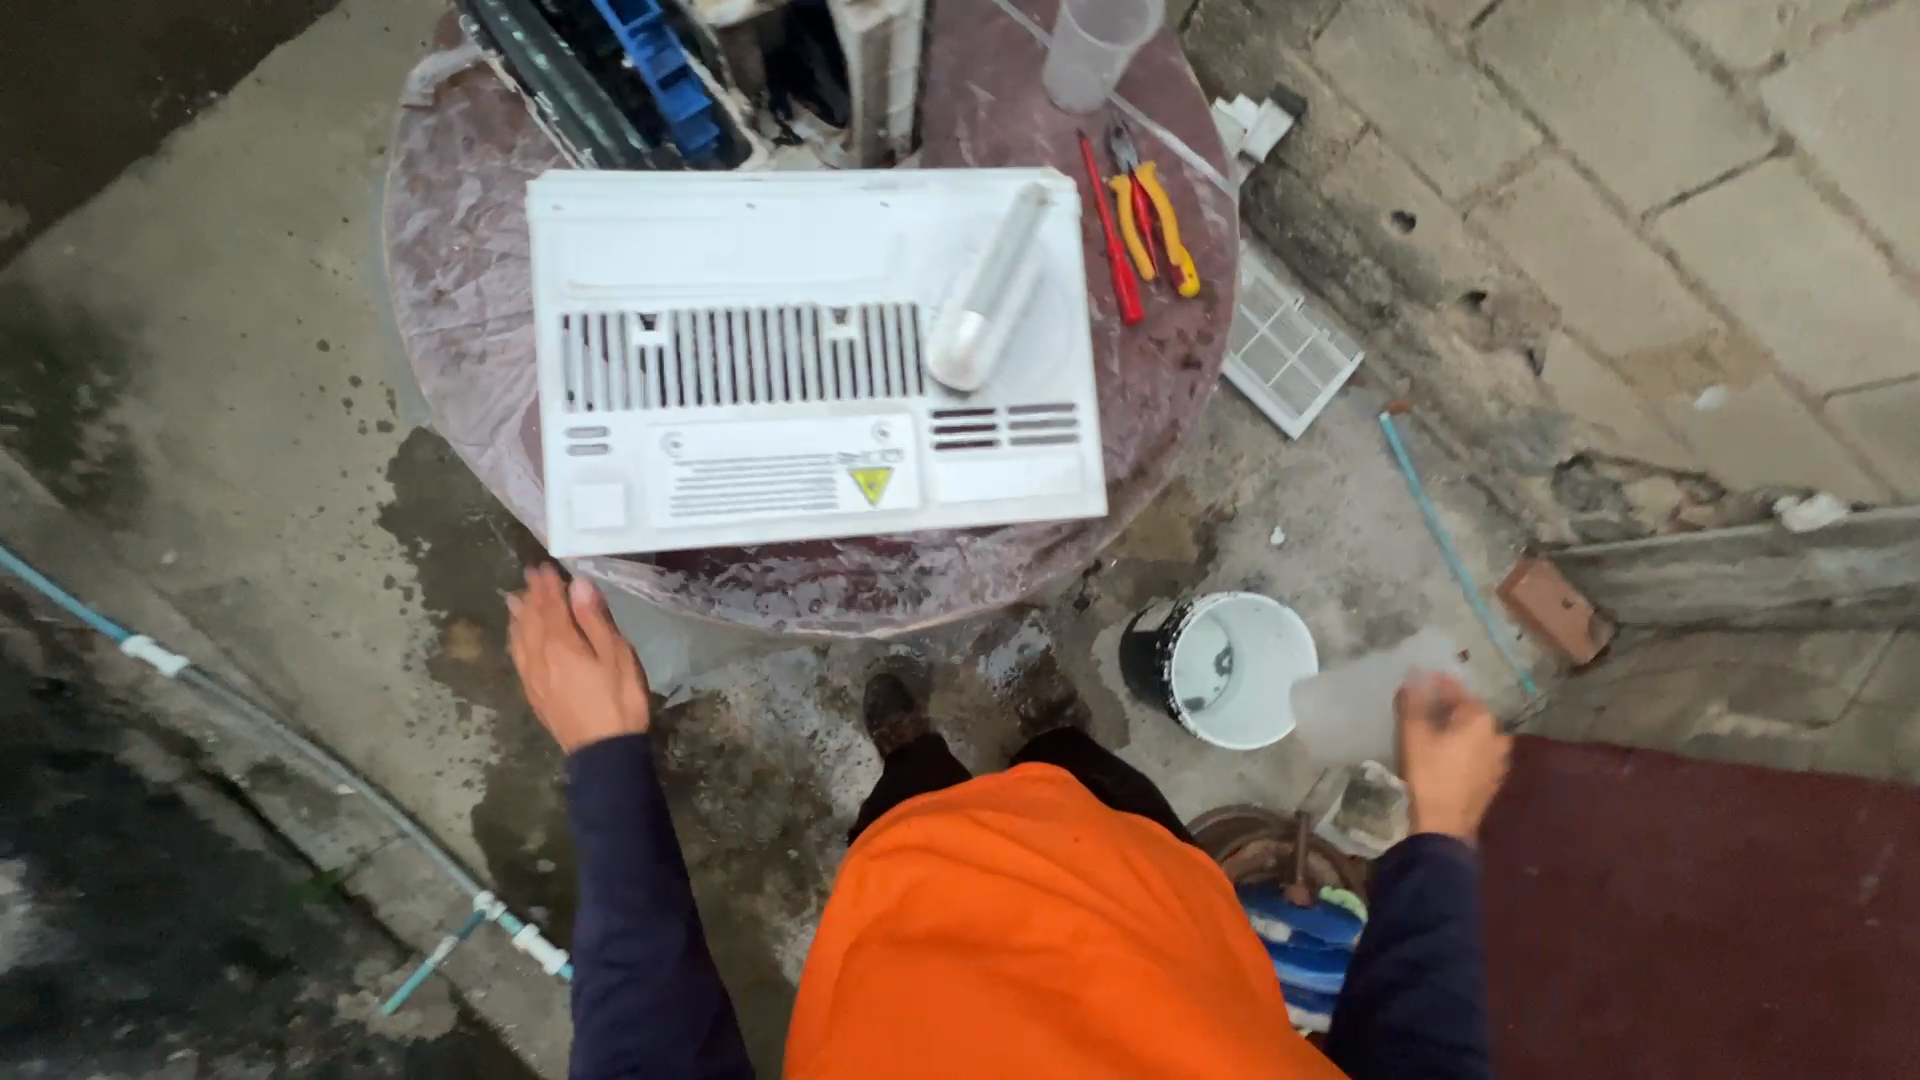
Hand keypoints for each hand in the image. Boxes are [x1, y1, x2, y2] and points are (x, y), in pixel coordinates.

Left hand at [507, 564, 650, 752]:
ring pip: (519, 638)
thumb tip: (579, 586)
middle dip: (532, 595)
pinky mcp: (534, 692)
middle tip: (530, 576)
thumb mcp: (616, 655)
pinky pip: (518, 657)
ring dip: (519, 616)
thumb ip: (595, 620)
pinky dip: (516, 639)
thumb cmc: (618, 698)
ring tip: (515, 599)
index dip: (548, 585)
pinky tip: (518, 638)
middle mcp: (538, 656)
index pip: (550, 606)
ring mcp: (532, 676)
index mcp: (561, 644)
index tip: (544, 566)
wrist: (603, 750)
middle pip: (531, 619)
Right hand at [1394, 673, 1509, 844]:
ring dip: (1455, 725)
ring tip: (1432, 727)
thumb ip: (1412, 701)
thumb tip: (1413, 675)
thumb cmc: (1428, 773)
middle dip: (1446, 704)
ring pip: (1474, 732)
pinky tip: (1445, 752)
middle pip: (1468, 710)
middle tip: (1422, 703)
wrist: (1445, 823)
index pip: (1456, 690)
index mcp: (1480, 719)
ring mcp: (1499, 758)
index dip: (1436, 682)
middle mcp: (1497, 734)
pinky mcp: (1494, 777)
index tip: (1419, 677)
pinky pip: (1477, 750)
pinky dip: (1462, 744)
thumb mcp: (1412, 733)